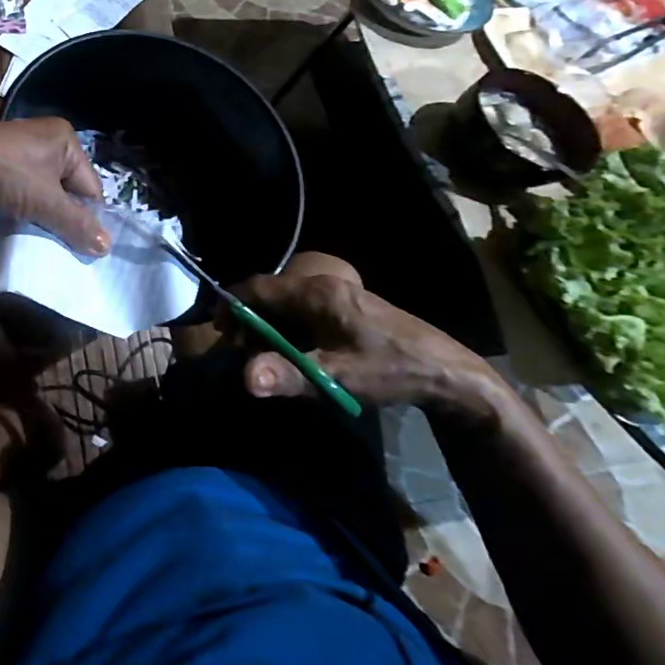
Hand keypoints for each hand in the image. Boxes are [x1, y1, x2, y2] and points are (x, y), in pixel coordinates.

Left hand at [0, 119, 109, 254]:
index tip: (82, 244)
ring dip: (42, 212)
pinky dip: (23, 205)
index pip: (90, 185)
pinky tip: (15, 219)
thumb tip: (107, 247)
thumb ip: (77, 225)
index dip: (87, 216)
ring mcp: (20, 147)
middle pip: (68, 188)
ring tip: (34, 232)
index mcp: (66, 138)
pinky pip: (23, 188)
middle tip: (58, 241)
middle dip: (63, 214)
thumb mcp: (45, 202)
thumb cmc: (4, 175)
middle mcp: (46, 137)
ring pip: (45, 191)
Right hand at [232, 258, 501, 409]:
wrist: (444, 370)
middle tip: (247, 358)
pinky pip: (305, 312)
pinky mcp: (348, 308)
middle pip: (270, 295)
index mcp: (316, 293)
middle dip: (251, 324)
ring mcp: (338, 294)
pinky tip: (301, 359)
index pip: (257, 287)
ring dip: (272, 330)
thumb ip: (289, 376)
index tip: (219, 333)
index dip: (231, 306)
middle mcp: (323, 285)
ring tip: (272, 363)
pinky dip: (291, 331)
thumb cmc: (389, 370)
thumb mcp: (337, 378)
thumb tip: (244, 377)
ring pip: (288, 305)